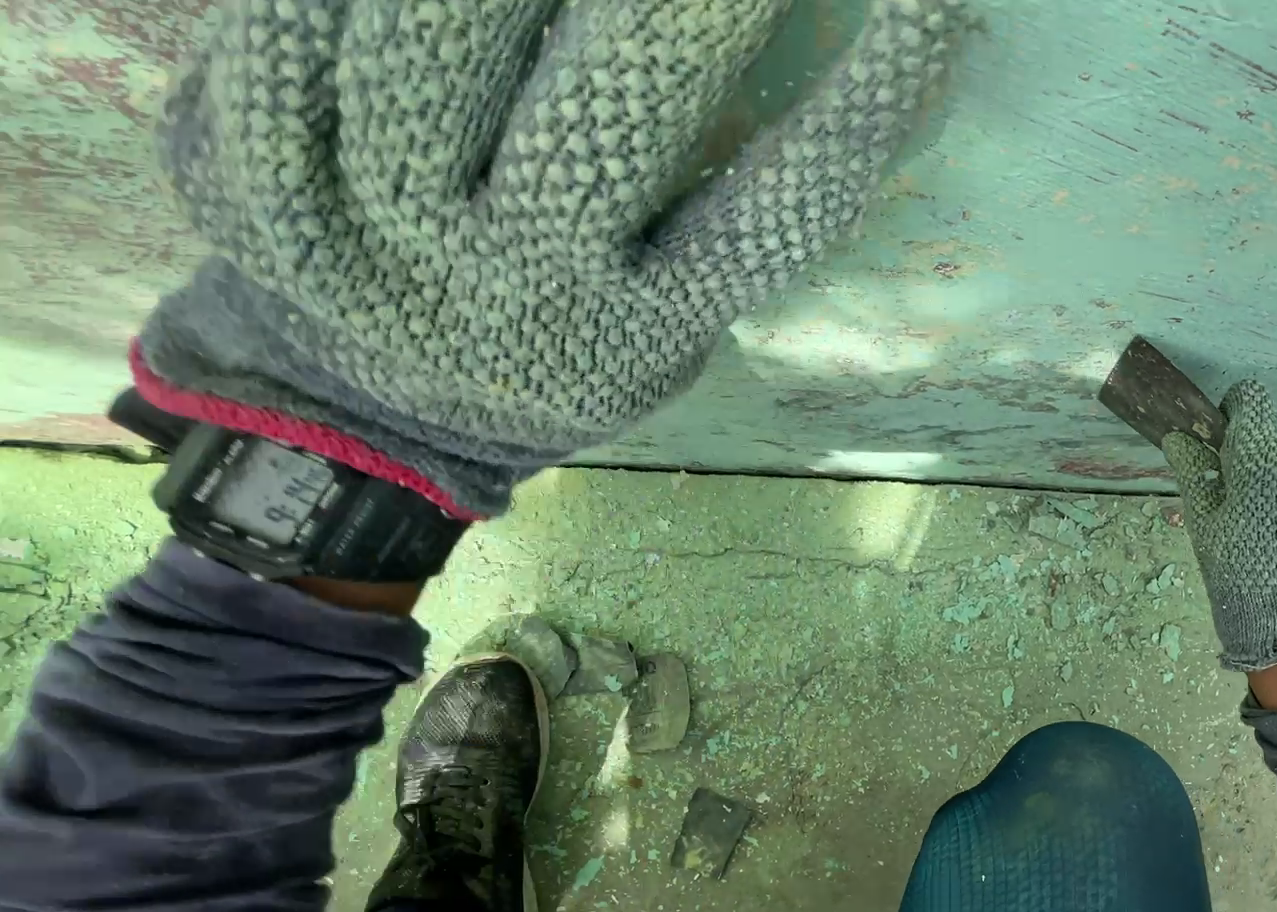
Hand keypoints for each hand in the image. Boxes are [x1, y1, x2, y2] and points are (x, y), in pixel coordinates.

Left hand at [135, 0, 956, 518]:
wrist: (361, 418)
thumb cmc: (548, 359)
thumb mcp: (657, 331)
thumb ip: (716, 235)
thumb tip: (828, 117)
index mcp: (649, 323)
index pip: (779, 208)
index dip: (862, 108)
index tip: (930, 14)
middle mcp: (533, 281)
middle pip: (623, 102)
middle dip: (699, 2)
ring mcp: (390, 231)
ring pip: (441, 37)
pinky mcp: (261, 187)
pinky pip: (289, 29)